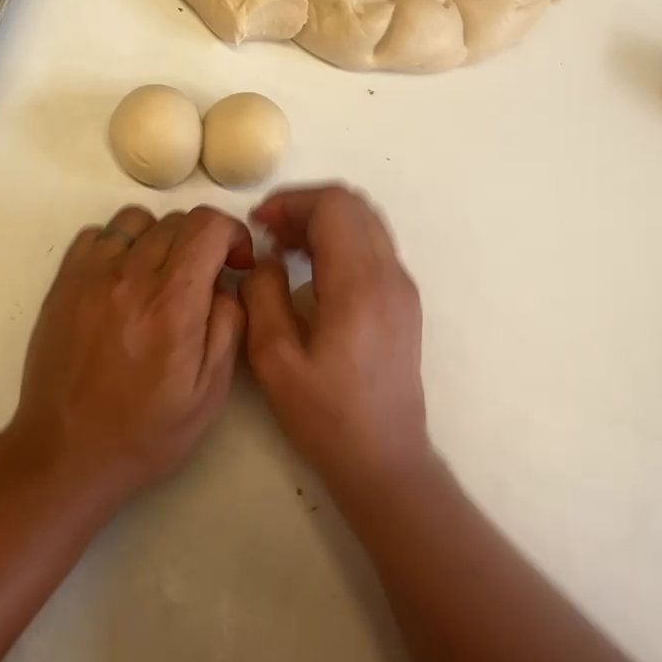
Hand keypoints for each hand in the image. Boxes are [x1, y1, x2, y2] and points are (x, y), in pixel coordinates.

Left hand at [8, 205, 254, 502]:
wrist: (66, 453)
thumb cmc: (145, 432)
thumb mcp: (208, 393)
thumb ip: (228, 326)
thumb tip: (227, 283)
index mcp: (172, 304)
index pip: (208, 226)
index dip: (233, 235)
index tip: (236, 264)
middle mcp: (129, 277)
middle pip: (176, 221)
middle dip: (202, 241)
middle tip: (205, 279)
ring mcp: (90, 276)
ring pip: (136, 220)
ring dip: (160, 238)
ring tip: (162, 276)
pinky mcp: (63, 284)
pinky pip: (96, 235)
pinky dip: (119, 244)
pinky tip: (124, 279)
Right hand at [241, 185, 428, 482]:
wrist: (383, 459)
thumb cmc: (325, 415)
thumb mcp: (274, 359)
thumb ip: (263, 296)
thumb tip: (265, 260)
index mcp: (359, 285)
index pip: (333, 206)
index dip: (290, 202)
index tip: (257, 225)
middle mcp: (390, 276)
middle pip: (353, 205)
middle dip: (305, 207)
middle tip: (267, 234)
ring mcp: (403, 289)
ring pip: (366, 223)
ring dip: (323, 223)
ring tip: (284, 250)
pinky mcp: (404, 303)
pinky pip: (373, 248)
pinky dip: (340, 242)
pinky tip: (310, 272)